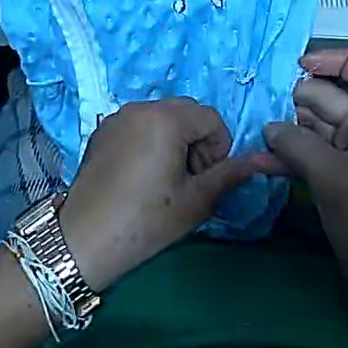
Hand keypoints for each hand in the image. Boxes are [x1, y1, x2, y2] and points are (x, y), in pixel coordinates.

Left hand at [58, 98, 277, 289]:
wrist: (84, 240)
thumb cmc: (146, 220)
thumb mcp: (196, 200)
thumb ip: (230, 174)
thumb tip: (262, 161)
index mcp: (165, 118)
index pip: (211, 118)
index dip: (219, 148)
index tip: (208, 178)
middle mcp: (141, 107)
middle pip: (186, 112)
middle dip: (198, 141)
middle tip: (191, 180)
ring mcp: (117, 117)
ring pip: (162, 116)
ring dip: (176, 139)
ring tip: (167, 179)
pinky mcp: (102, 130)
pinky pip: (139, 124)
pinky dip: (151, 140)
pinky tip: (143, 175)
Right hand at [262, 50, 347, 290]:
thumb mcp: (335, 180)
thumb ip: (298, 145)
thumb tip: (270, 127)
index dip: (335, 60)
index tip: (296, 67)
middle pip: (332, 99)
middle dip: (295, 101)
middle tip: (258, 108)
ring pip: (316, 129)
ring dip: (286, 131)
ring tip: (253, 135)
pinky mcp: (342, 183)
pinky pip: (312, 158)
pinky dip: (290, 158)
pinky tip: (260, 163)